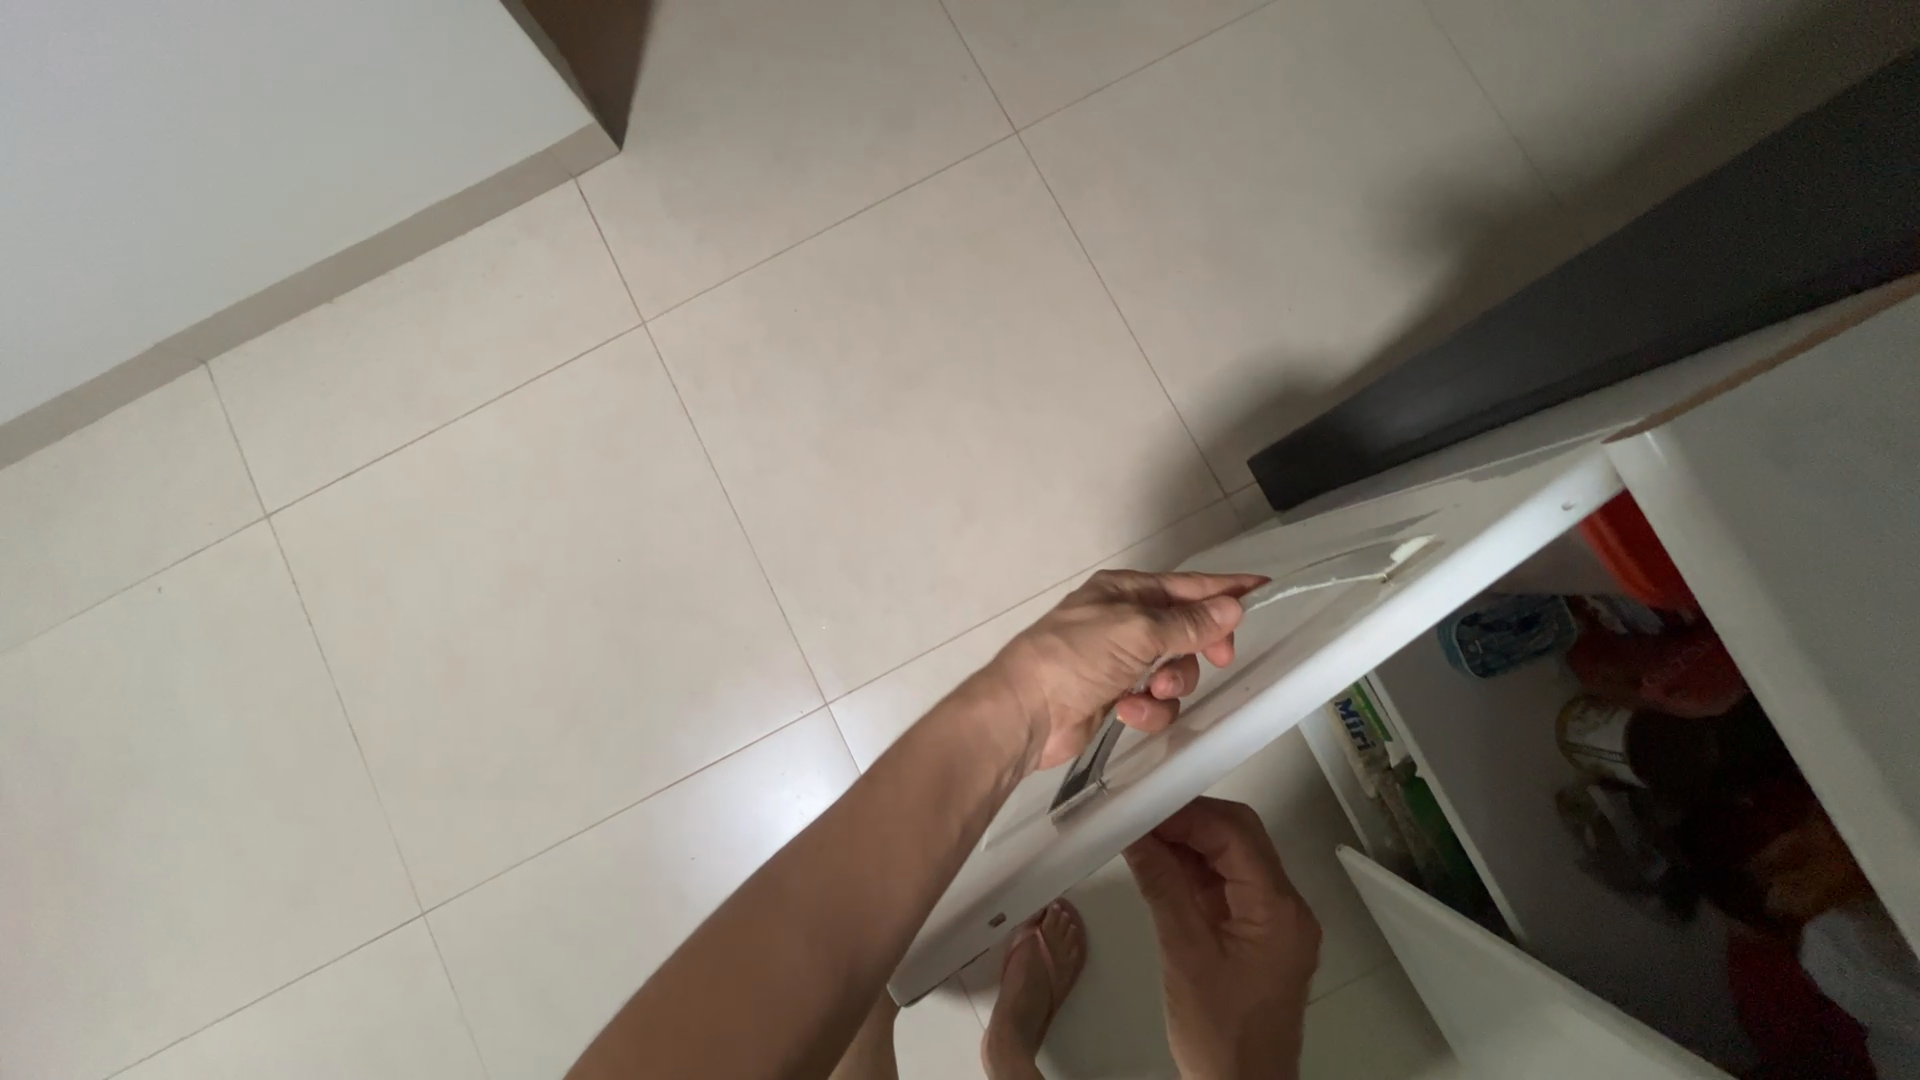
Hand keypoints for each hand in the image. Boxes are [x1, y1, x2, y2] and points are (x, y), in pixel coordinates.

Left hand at [987, 570, 1265, 770]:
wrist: (1026, 712)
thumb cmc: (1075, 657)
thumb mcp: (1136, 631)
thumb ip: (1187, 623)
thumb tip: (1230, 607)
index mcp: (1124, 591)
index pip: (1187, 586)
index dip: (1224, 590)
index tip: (1262, 589)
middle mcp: (1123, 620)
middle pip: (1186, 630)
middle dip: (1197, 648)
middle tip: (1217, 659)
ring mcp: (1118, 660)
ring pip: (1174, 670)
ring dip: (1169, 684)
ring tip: (1148, 691)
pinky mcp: (1114, 696)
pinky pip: (1154, 700)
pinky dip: (1147, 708)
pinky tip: (1128, 711)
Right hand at [1124, 797, 1320, 1079]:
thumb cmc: (1219, 1036)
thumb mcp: (1184, 955)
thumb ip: (1161, 885)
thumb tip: (1135, 834)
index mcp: (1278, 912)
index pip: (1235, 836)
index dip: (1187, 814)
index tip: (1143, 807)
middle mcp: (1285, 906)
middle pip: (1239, 836)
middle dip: (1189, 818)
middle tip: (1141, 815)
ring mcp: (1271, 917)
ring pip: (1230, 853)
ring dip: (1187, 839)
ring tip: (1142, 833)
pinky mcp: (1254, 928)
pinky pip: (1223, 879)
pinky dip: (1191, 865)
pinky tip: (1158, 860)